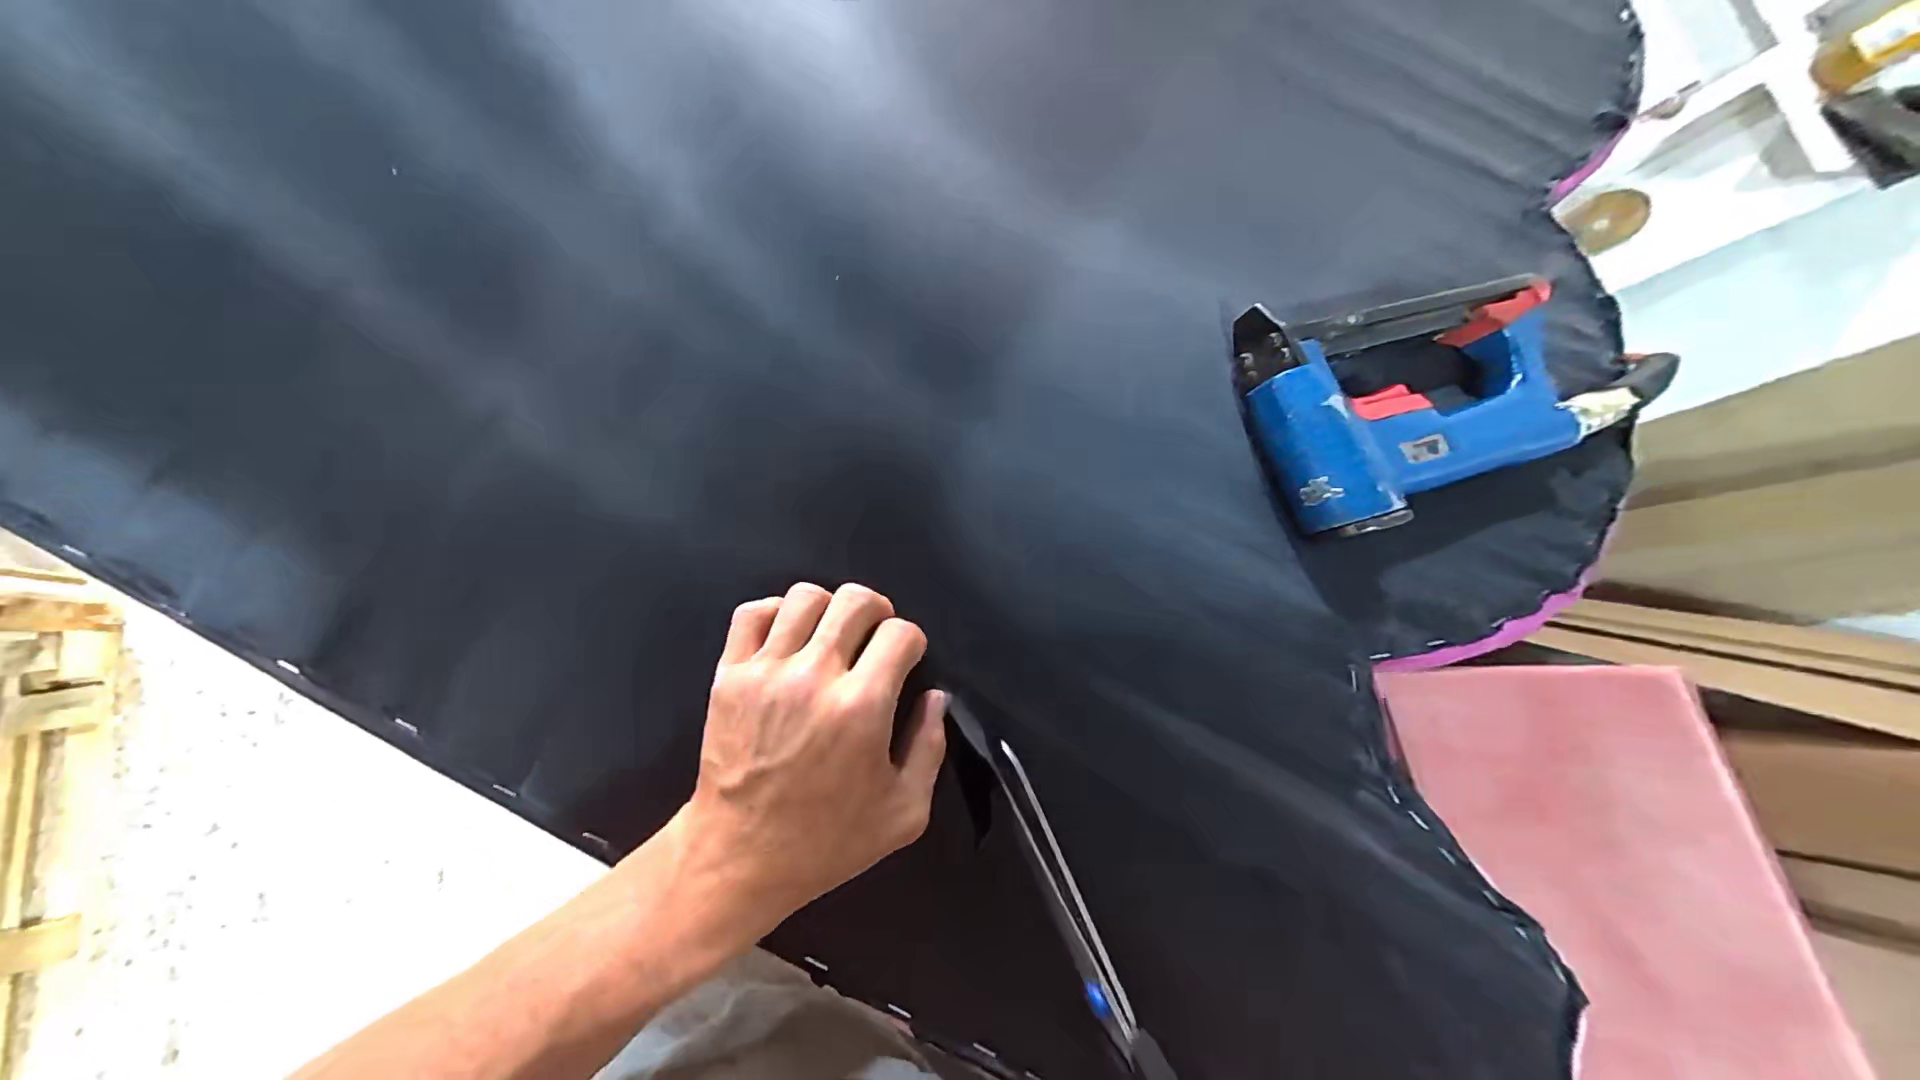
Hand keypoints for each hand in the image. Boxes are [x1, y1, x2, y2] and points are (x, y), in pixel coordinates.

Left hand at [676, 582, 946, 930]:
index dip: (912, 642)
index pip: (900, 633)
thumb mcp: (904, 811)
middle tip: (874, 639)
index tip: (906, 661)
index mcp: (862, 707)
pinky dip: (776, 613)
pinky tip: (789, 638)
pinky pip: (752, 612)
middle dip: (878, 611)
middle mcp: (814, 676)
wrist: (738, 856)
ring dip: (830, 609)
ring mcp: (766, 671)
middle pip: (856, 600)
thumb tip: (935, 696)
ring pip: (806, 596)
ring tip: (831, 637)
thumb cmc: (827, 840)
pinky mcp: (729, 675)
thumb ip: (931, 747)